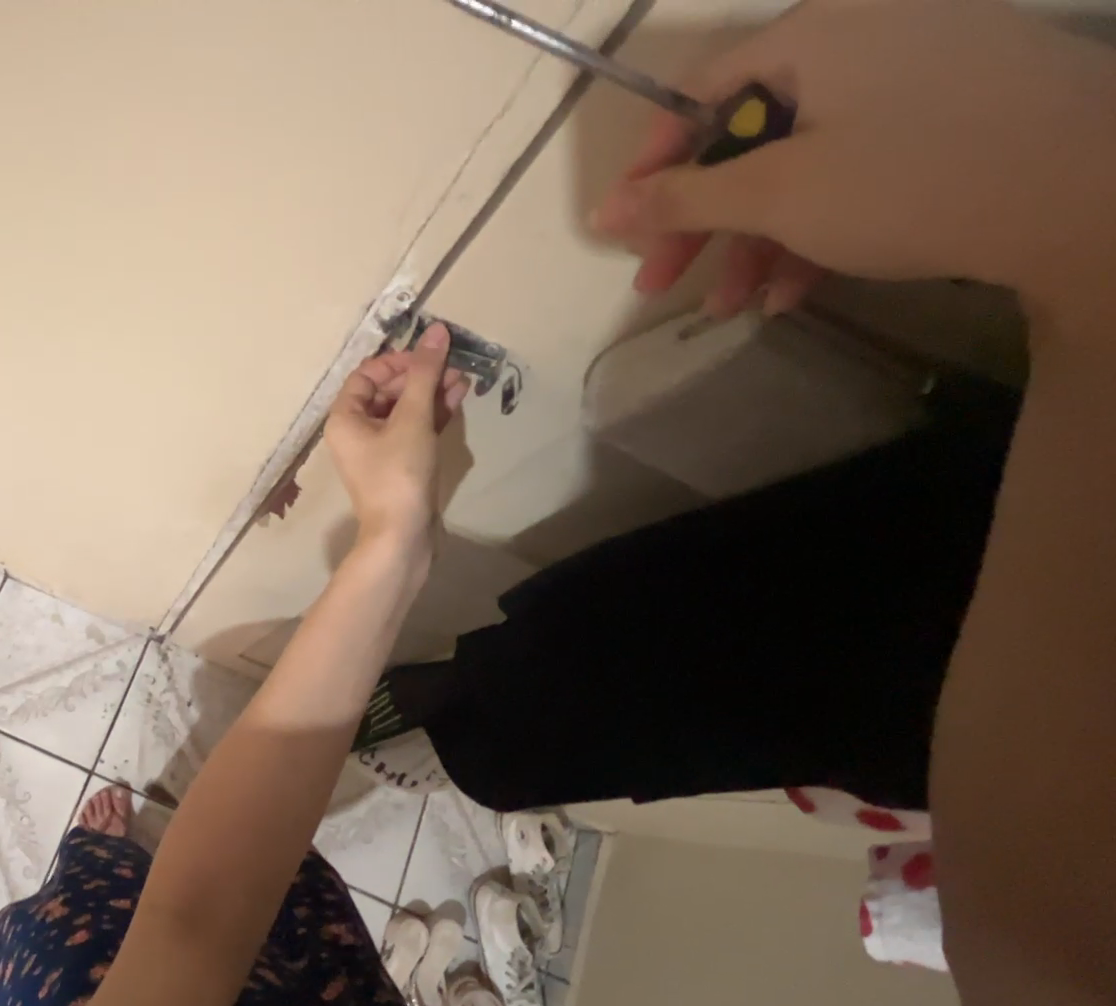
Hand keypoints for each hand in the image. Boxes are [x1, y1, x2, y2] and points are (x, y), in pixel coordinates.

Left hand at [325, 322, 468, 551]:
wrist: (403, 535)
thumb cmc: (399, 473)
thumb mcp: (411, 418)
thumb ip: (424, 373)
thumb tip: (436, 331)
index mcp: (344, 419)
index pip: (365, 375)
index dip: (396, 361)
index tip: (427, 356)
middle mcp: (355, 432)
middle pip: (386, 390)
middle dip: (419, 376)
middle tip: (452, 366)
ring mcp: (378, 450)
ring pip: (404, 409)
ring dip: (431, 392)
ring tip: (463, 378)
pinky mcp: (400, 463)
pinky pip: (414, 429)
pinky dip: (433, 414)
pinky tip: (459, 397)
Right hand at [592, 0, 1115, 318]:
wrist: (1104, 196)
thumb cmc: (913, 178)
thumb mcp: (775, 194)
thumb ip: (680, 200)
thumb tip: (602, 213)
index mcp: (818, 35)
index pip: (700, 95)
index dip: (653, 164)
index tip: (628, 226)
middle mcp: (865, 41)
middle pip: (747, 139)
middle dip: (700, 223)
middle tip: (658, 282)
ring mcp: (917, 81)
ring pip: (800, 166)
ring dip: (752, 244)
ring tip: (726, 308)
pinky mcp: (955, 122)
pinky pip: (857, 171)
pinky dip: (815, 231)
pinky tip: (792, 293)